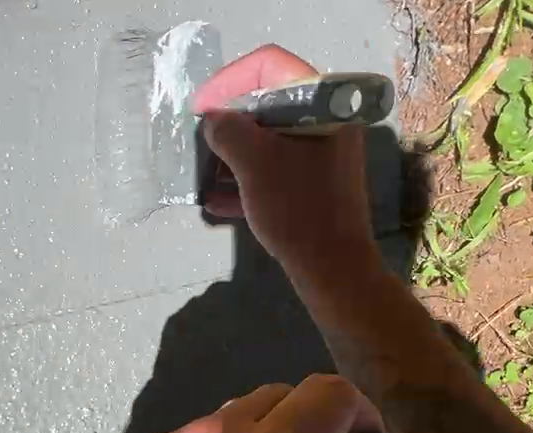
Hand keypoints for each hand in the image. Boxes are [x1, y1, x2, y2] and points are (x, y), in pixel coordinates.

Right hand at [193, 45, 380, 276]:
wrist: (332, 266)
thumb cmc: (296, 208)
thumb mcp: (255, 165)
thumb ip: (228, 133)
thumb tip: (212, 121)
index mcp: (320, 101)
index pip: (268, 67)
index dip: (228, 82)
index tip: (199, 108)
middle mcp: (324, 122)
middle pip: (266, 107)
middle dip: (228, 125)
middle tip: (201, 143)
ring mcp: (320, 157)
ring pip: (268, 144)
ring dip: (231, 157)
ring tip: (203, 175)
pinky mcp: (312, 188)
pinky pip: (274, 174)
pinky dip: (245, 183)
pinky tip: (215, 202)